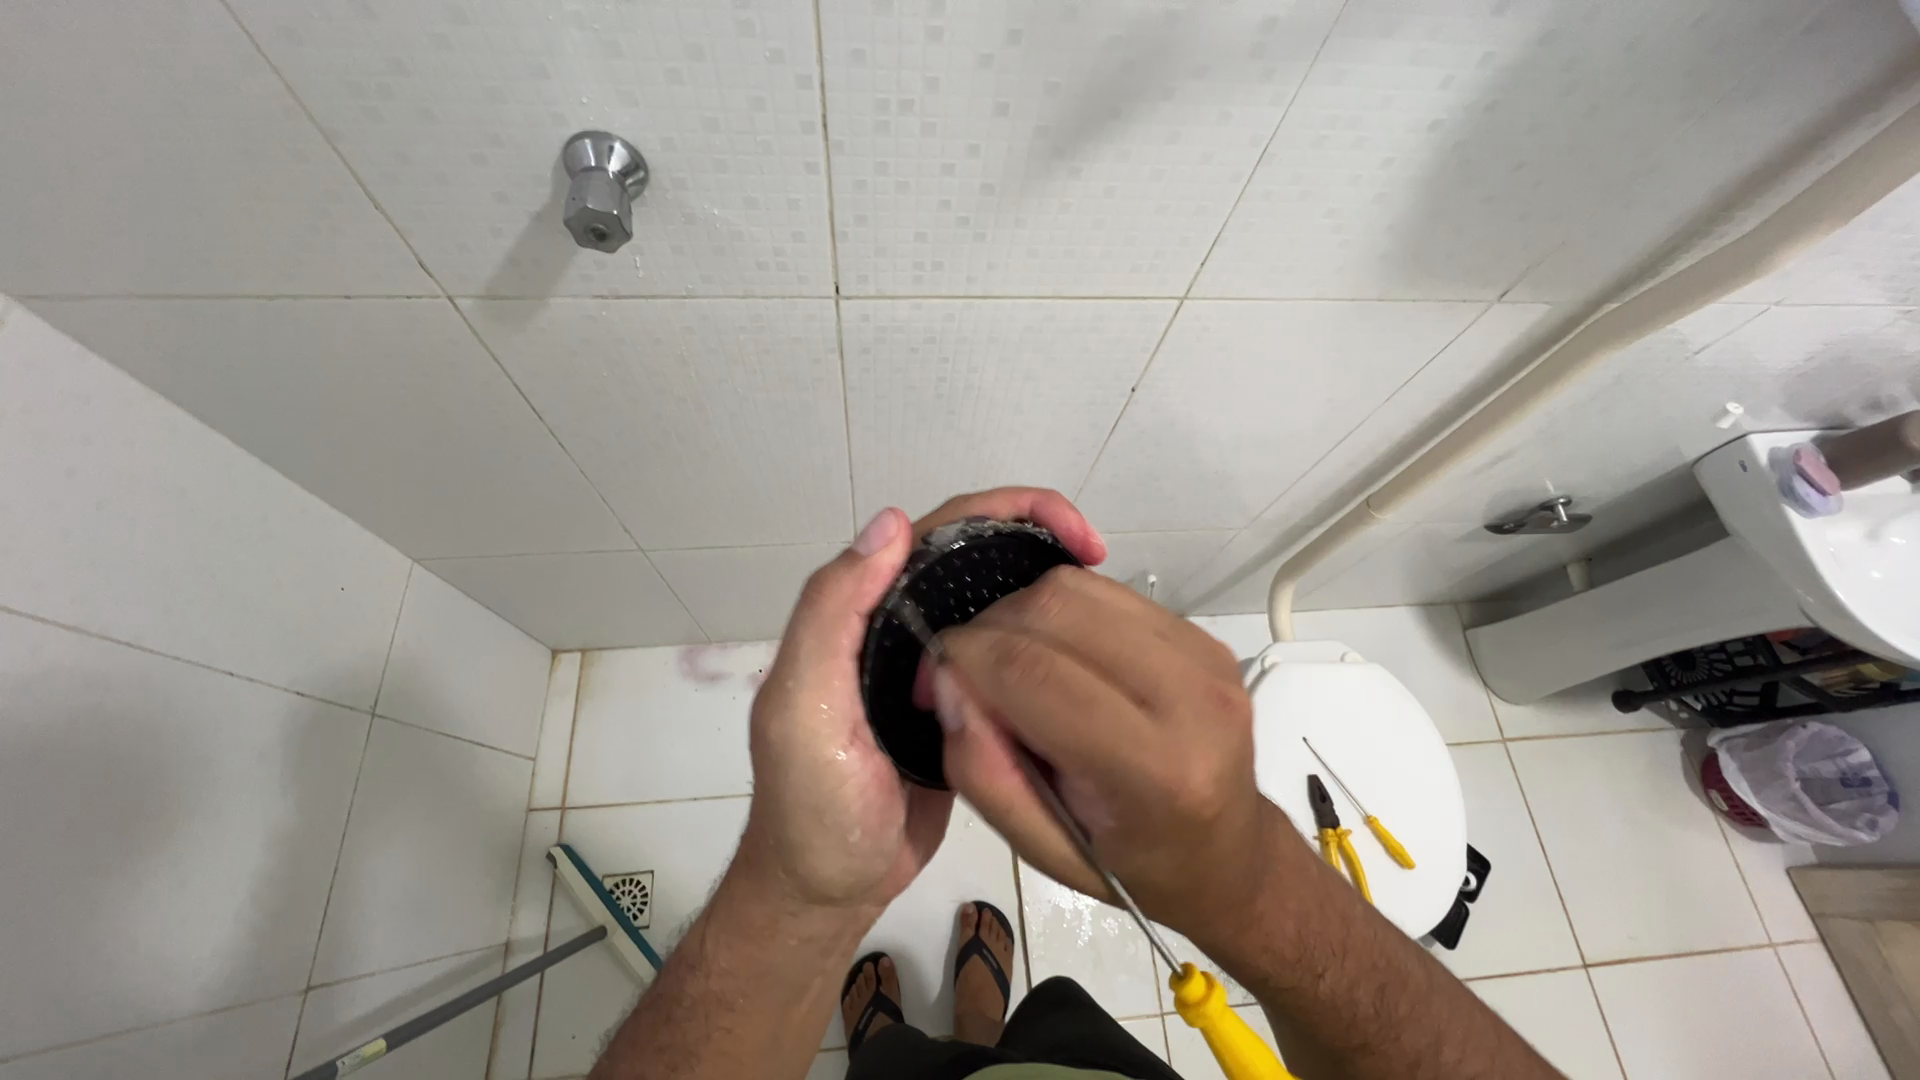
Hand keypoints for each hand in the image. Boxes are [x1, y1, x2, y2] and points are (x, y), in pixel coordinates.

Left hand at [733, 488, 1105, 912]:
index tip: (1072, 530)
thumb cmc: (813, 805)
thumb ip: (832, 613)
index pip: (937, 533)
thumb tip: (893, 520)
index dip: (1003, 512)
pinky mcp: (960, 705)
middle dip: (1034, 538)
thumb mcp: (804, 705)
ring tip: (1098, 593)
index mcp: (863, 612)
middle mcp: (898, 625)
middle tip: (1096, 555)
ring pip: (993, 604)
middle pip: (972, 557)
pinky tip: (1074, 649)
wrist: (832, 889)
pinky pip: (1004, 658)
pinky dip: (1037, 643)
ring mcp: (934, 666)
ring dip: (1040, 586)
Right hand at [933, 567, 1290, 942]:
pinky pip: (1104, 591)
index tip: (932, 676)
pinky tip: (1053, 650)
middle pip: (1053, 611)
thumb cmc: (1129, 864)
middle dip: (985, 630)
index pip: (1032, 674)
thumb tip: (946, 678)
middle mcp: (1190, 697)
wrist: (1227, 852)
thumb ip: (983, 769)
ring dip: (1018, 613)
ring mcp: (1204, 656)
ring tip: (1006, 659)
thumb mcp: (1041, 849)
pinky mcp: (1203, 633)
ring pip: (1075, 587)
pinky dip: (1058, 610)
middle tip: (964, 669)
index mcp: (1155, 769)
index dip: (964, 658)